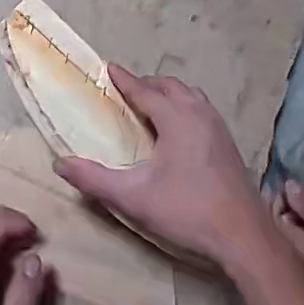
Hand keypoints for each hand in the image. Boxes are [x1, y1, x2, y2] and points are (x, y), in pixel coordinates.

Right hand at [52, 65, 272, 274]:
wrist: (242, 236)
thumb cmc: (186, 211)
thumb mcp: (132, 197)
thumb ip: (94, 179)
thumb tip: (60, 164)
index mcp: (177, 119)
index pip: (145, 91)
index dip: (124, 80)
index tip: (108, 68)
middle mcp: (200, 115)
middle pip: (171, 86)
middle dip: (147, 83)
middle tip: (125, 89)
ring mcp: (219, 128)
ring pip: (191, 95)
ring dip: (168, 93)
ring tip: (149, 104)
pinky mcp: (228, 144)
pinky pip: (202, 109)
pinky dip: (184, 105)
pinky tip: (177, 129)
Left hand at [274, 180, 303, 304]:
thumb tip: (288, 186)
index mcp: (291, 246)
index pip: (271, 214)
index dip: (280, 199)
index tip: (294, 191)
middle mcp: (284, 262)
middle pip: (272, 229)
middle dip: (283, 212)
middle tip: (302, 203)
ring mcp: (290, 277)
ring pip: (279, 243)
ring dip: (288, 229)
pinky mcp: (299, 287)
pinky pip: (288, 258)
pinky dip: (294, 245)